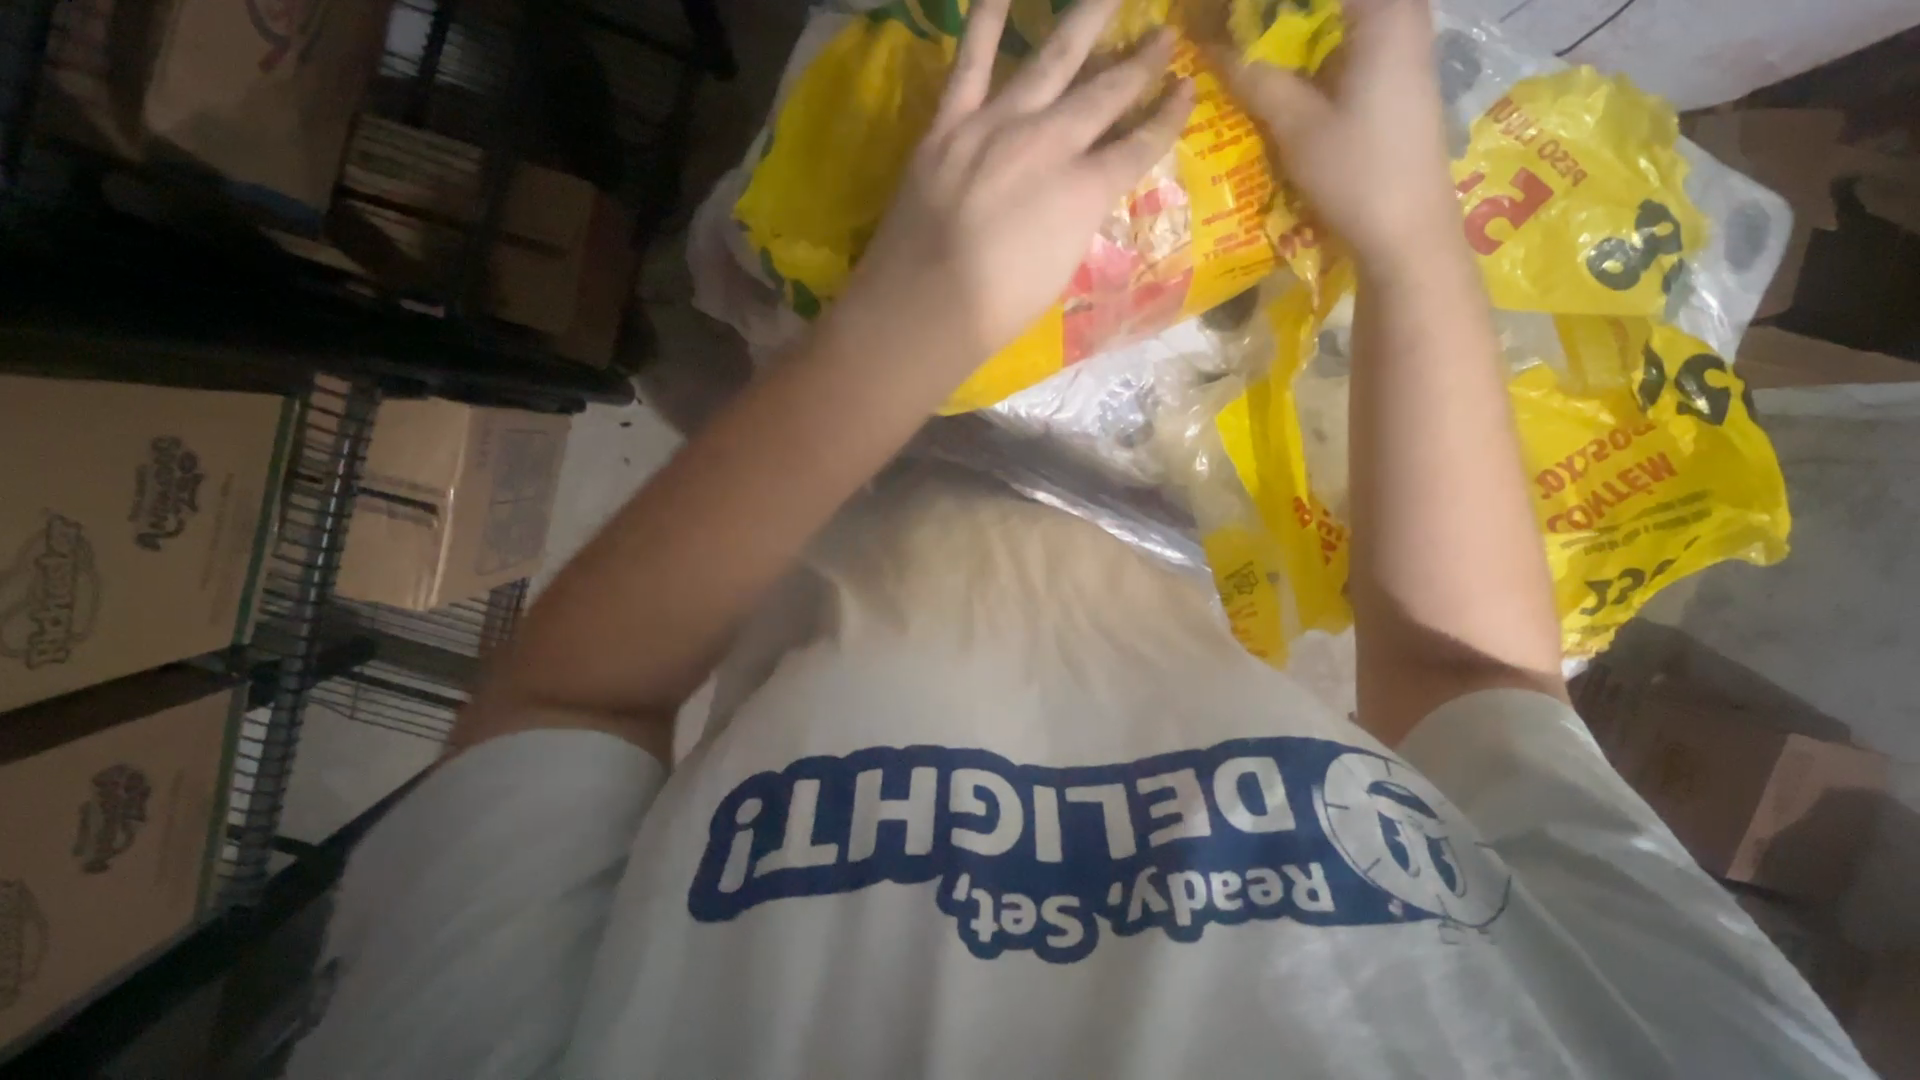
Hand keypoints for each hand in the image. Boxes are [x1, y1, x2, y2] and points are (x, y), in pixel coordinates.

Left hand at [837, 0, 1195, 375]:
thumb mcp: (1061, 267)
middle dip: (1142, 64)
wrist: (925, 308)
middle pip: (1105, 94)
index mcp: (1084, 191)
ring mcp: (997, 126)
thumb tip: (1081, 191)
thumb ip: (1076, 217)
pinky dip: (985, 22)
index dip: (1167, 119)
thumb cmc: (999, 309)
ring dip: (1086, 21)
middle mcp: (1050, 144)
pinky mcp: (949, 126)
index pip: (1139, 146)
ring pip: (1050, 60)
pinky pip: (969, 63)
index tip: (1187, 91)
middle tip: (1166, 33)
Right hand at [1218, 0, 1456, 265]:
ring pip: (1345, 24)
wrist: (1408, 233)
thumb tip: (1214, 50)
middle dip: (1285, 14)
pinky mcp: (1399, 84)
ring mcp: (1406, 53)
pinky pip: (1353, 49)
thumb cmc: (1357, 172)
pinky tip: (1283, 80)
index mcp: (1385, 14)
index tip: (1235, 12)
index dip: (1276, 3)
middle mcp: (1404, 19)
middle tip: (1237, 30)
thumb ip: (1257, 82)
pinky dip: (1318, 57)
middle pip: (1333, 7)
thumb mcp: (1297, 127)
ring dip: (1300, 36)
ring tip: (1250, 54)